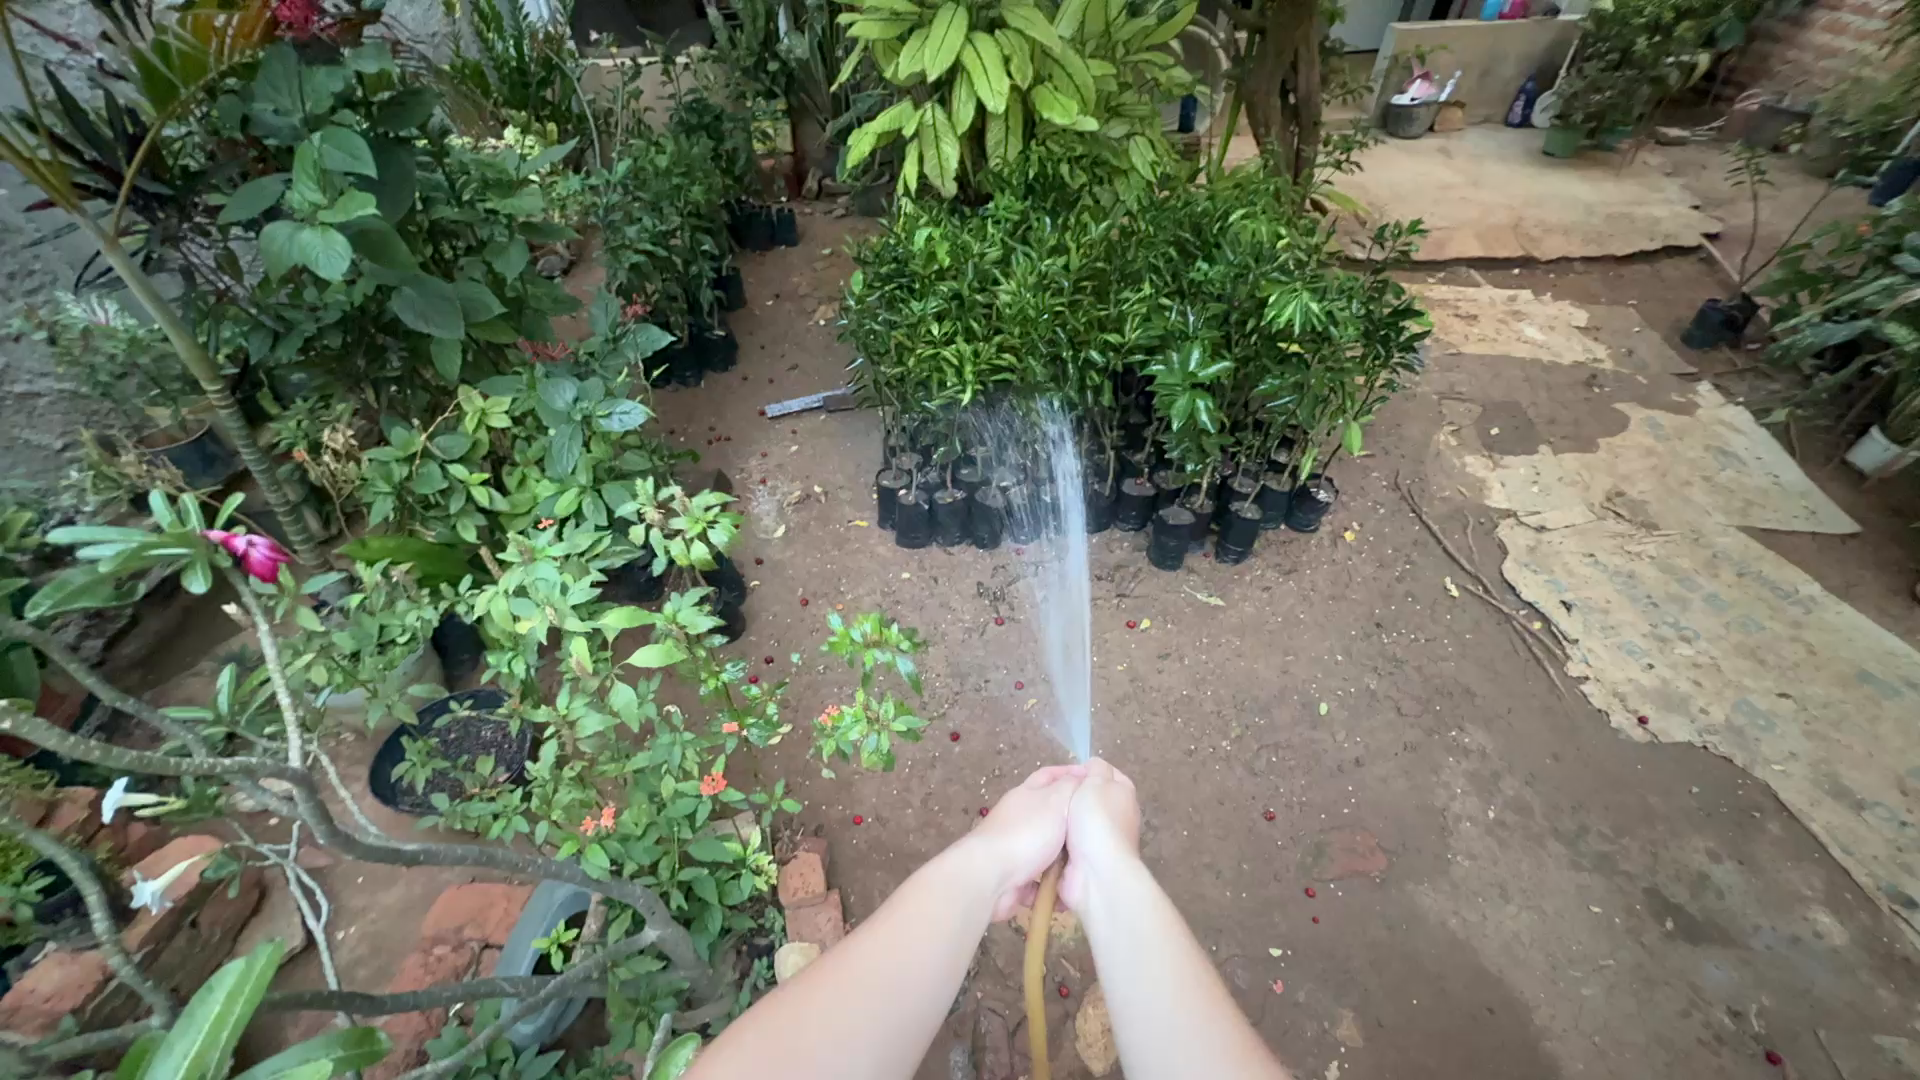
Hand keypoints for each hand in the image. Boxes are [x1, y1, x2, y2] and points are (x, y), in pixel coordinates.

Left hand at [962, 764, 1085, 920]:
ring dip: (1064, 858)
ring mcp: (1015, 849)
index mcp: (1027, 795)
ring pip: (1046, 850)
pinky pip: (1039, 882)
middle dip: (1071, 821)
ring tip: (1090, 863)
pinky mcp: (1014, 878)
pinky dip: (1052, 887)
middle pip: (1049, 814)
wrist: (991, 875)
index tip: (1093, 779)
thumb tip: (1081, 775)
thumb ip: (1069, 787)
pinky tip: (1070, 892)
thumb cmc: (1027, 832)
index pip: (1049, 776)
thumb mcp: (1055, 800)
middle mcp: (1019, 819)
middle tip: (1098, 828)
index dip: (1069, 773)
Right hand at [1059, 757, 1139, 913]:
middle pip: (1089, 798)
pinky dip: (1057, 838)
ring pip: (1075, 819)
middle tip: (1050, 791)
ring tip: (1043, 811)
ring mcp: (1100, 839)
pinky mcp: (1085, 859)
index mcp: (1123, 795)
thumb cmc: (1097, 819)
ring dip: (1061, 818)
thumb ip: (1096, 768)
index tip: (1068, 772)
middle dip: (1070, 795)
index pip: (1108, 774)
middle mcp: (1115, 816)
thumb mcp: (1097, 781)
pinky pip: (1067, 842)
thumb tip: (1093, 766)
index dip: (1089, 769)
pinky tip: (1044, 832)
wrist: (1095, 871)